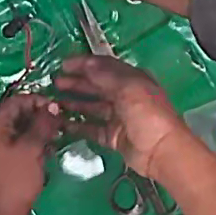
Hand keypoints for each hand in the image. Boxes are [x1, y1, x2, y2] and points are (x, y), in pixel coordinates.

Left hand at [0, 93, 64, 214]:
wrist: (4, 213)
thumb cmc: (14, 182)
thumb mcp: (31, 149)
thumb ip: (42, 124)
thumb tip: (51, 107)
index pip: (16, 102)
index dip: (38, 102)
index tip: (56, 108)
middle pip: (17, 114)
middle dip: (40, 116)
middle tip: (59, 122)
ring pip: (20, 128)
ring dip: (39, 130)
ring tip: (56, 136)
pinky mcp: (2, 158)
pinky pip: (19, 142)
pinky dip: (33, 142)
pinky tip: (47, 149)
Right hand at [53, 56, 187, 179]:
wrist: (161, 150)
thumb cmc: (148, 114)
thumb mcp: (128, 88)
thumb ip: (105, 76)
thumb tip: (86, 64)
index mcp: (132, 80)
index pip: (104, 67)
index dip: (84, 64)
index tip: (63, 64)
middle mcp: (124, 96)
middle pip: (96, 86)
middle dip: (76, 83)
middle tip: (55, 83)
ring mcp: (118, 117)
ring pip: (92, 107)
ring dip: (74, 103)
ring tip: (54, 102)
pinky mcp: (113, 136)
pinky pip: (92, 128)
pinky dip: (78, 126)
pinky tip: (62, 123)